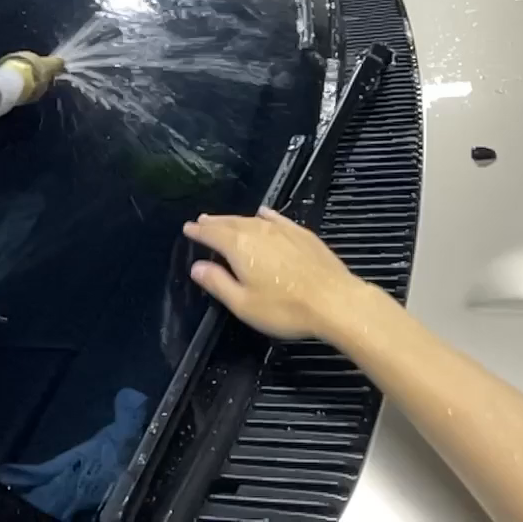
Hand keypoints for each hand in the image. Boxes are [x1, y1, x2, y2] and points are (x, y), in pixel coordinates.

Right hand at [182, 207, 376, 341]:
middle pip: (230, 222)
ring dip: (235, 219)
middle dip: (214, 222)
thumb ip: (218, 283)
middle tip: (202, 220)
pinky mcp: (301, 233)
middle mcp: (258, 230)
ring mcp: (282, 229)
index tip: (188, 228)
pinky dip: (265, 216)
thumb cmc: (284, 307)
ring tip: (225, 220)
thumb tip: (197, 267)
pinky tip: (263, 214)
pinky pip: (276, 218)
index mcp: (239, 246)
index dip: (198, 231)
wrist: (334, 300)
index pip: (212, 234)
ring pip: (251, 219)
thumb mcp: (244, 304)